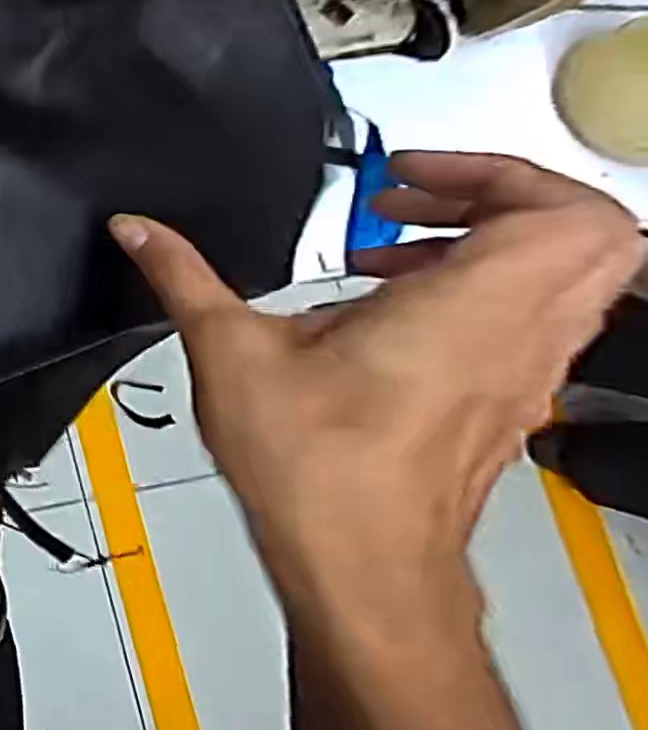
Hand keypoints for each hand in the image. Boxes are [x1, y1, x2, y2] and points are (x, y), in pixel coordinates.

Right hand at [110, 151, 640, 729]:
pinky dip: (473, 288)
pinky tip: (379, 306)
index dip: (491, 171)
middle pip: (593, 236)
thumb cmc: (311, 465)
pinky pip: (529, 320)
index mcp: (461, 316)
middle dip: (497, 196)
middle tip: (405, 198)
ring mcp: (519, 375)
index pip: (564, 212)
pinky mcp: (500, 400)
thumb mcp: (222, 345)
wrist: (356, 558)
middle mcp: (515, 342)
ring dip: (486, 241)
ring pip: (571, 278)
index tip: (402, 175)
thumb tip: (137, 229)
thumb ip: (178, 272)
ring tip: (385, 247)